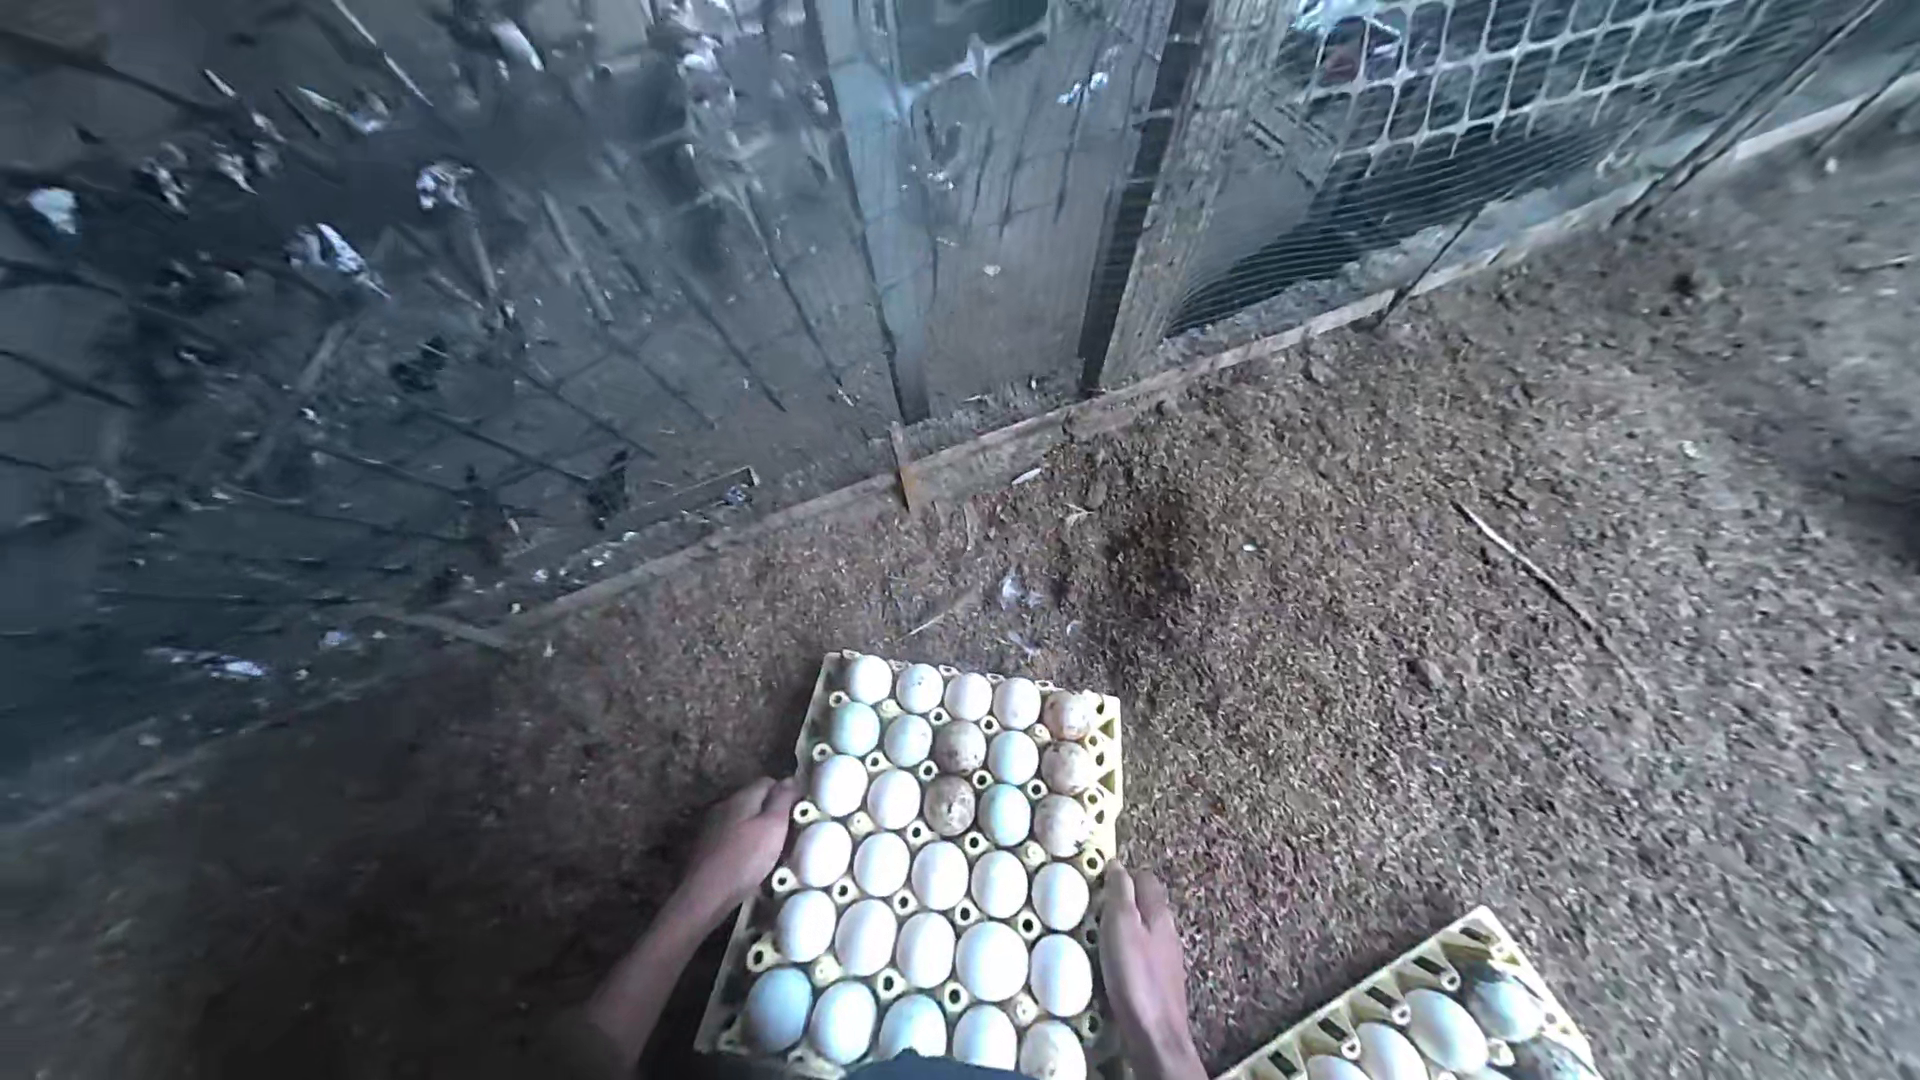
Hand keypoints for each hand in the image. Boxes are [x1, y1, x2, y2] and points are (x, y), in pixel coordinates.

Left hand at [677, 776, 800, 924]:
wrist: (703, 898)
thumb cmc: (744, 860)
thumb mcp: (773, 826)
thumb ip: (783, 799)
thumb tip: (790, 778)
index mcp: (741, 797)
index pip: (768, 782)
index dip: (785, 794)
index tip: (795, 814)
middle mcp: (723, 806)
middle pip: (754, 801)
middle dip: (770, 814)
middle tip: (785, 836)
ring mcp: (710, 827)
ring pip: (742, 820)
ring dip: (756, 830)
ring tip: (769, 853)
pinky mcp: (703, 848)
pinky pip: (730, 838)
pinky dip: (742, 845)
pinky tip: (747, 864)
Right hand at [1100, 864, 1205, 1079]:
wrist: (1156, 1037)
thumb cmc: (1135, 974)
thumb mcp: (1121, 922)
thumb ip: (1120, 891)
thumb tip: (1117, 864)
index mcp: (1159, 913)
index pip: (1145, 878)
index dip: (1124, 875)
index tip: (1099, 884)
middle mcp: (1168, 932)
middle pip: (1145, 904)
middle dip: (1122, 902)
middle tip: (1095, 910)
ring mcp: (1167, 960)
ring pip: (1144, 930)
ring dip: (1124, 929)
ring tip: (1099, 937)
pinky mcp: (1162, 984)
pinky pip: (1143, 956)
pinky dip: (1127, 953)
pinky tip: (1113, 966)